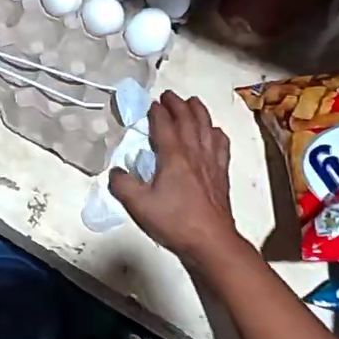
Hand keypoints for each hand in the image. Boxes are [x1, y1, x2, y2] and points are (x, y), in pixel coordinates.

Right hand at [109, 92, 241, 262]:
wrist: (210, 242)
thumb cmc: (174, 221)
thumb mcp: (137, 204)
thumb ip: (122, 184)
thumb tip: (116, 173)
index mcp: (174, 156)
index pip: (165, 126)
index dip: (157, 112)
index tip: (151, 103)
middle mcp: (195, 154)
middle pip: (189, 121)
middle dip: (178, 106)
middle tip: (170, 96)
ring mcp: (211, 164)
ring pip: (207, 129)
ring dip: (199, 113)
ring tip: (194, 103)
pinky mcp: (221, 176)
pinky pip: (221, 146)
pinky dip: (216, 134)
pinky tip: (215, 133)